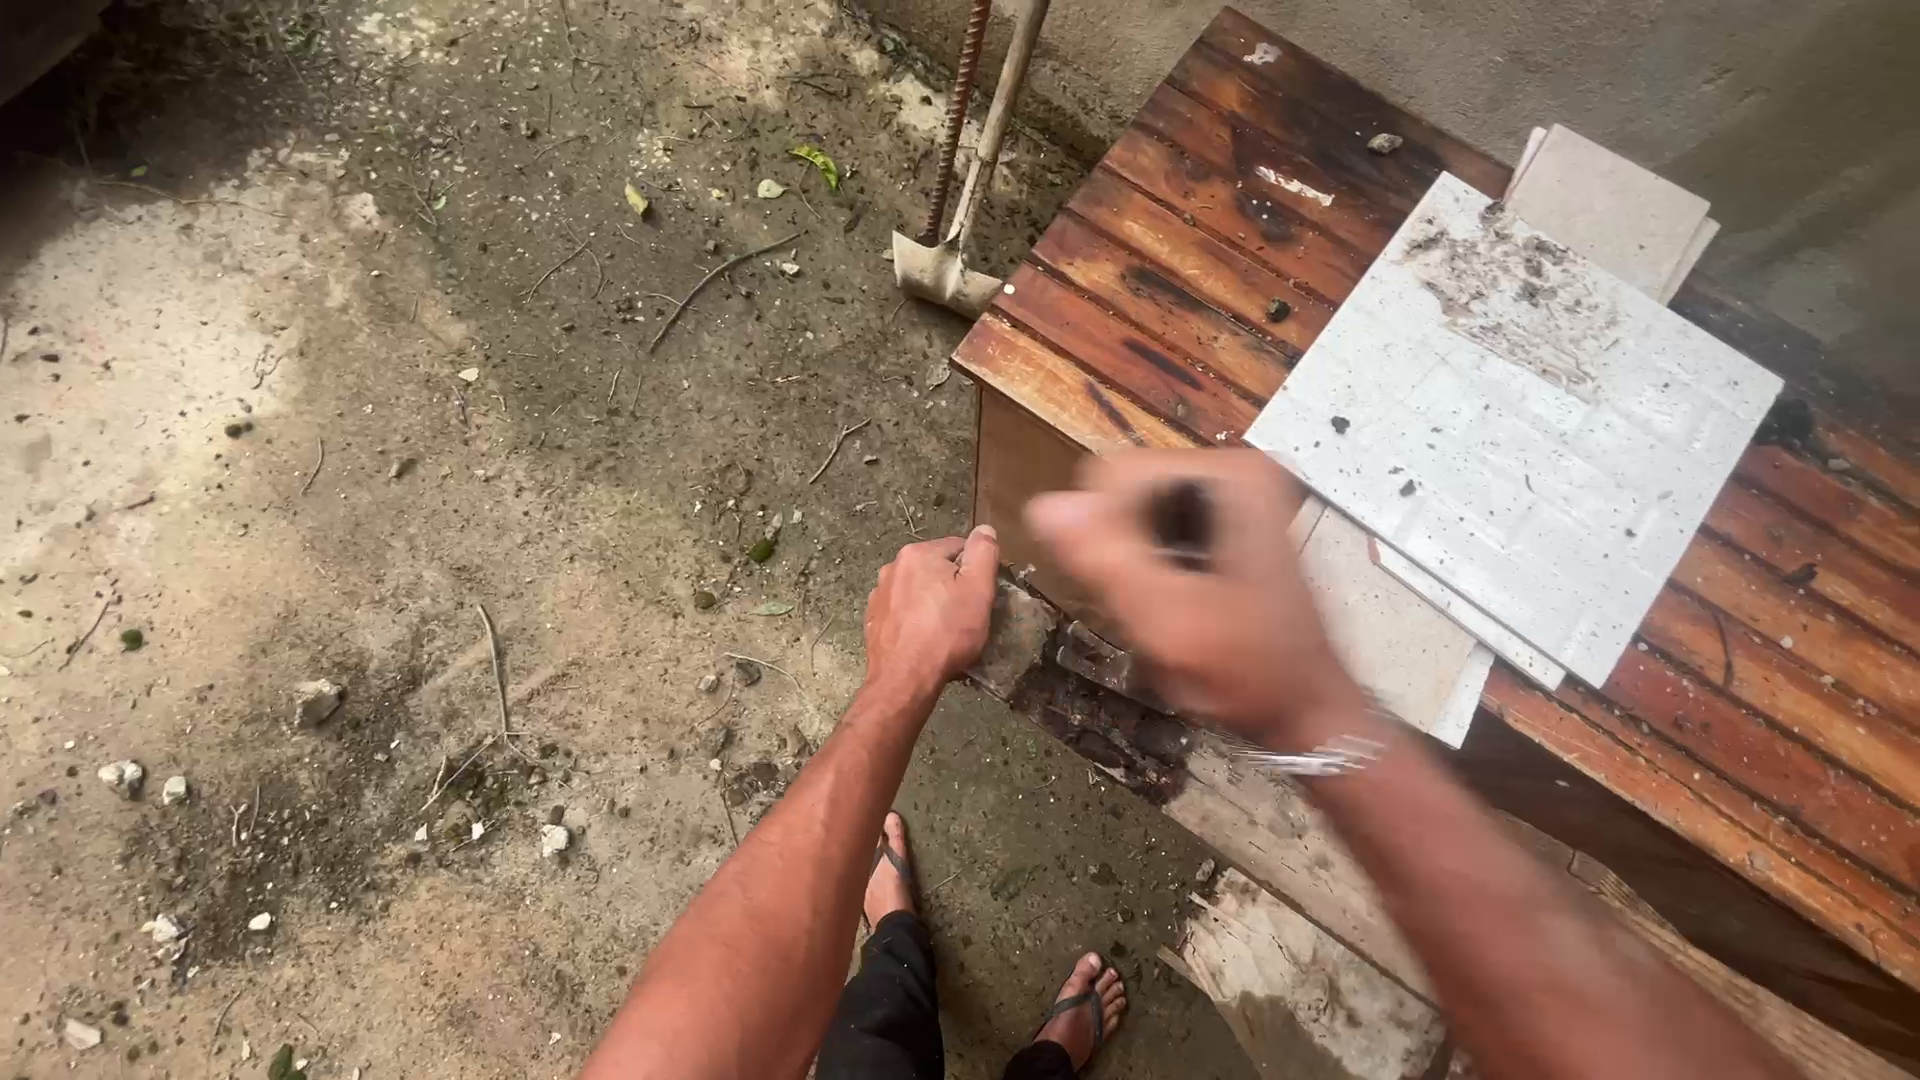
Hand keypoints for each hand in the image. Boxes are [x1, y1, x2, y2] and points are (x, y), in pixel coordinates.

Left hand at [863, 525, 1000, 701]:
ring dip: (933, 602)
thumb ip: (983, 553)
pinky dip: (915, 619)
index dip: (976, 570)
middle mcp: (893, 567)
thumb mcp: (978, 590)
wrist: (904, 679)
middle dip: (953, 586)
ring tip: (946, 630)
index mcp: (918, 554)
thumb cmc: (946, 633)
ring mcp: (879, 594)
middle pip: (936, 569)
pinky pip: (903, 611)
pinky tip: (925, 639)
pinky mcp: (874, 620)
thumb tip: (985, 530)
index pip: (959, 547)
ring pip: (918, 590)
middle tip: (967, 614)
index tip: (983, 594)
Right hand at [1024, 450, 1364, 746]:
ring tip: (1174, 611)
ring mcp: (1233, 493)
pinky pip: (1154, 531)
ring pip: (1132, 515)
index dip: (1108, 539)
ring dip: (1136, 567)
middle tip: (1160, 608)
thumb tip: (1044, 505)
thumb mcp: (1167, 621)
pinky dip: (1154, 569)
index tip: (1141, 589)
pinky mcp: (1229, 519)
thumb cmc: (1247, 672)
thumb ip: (1108, 560)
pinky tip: (1183, 605)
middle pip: (1123, 494)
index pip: (1111, 477)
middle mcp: (1234, 469)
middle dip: (1125, 553)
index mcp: (1230, 475)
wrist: (1306, 711)